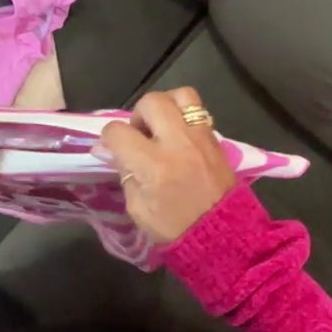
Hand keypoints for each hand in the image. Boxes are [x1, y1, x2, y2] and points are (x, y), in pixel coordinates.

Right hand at [100, 88, 236, 244]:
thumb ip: (124, 174)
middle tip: (140, 136)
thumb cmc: (175, 228)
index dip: (108, 139)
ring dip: (166, 106)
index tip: (112, 149)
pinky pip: (198, 111)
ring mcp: (200, 137)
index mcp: (153, 164)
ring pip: (180, 95)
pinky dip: (184, 116)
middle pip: (151, 102)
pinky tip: (180, 137)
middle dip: (138, 115)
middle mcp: (177, 142)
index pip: (118, 132)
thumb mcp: (138, 208)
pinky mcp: (216, 139)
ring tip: (162, 127)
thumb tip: (109, 150)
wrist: (222, 235)